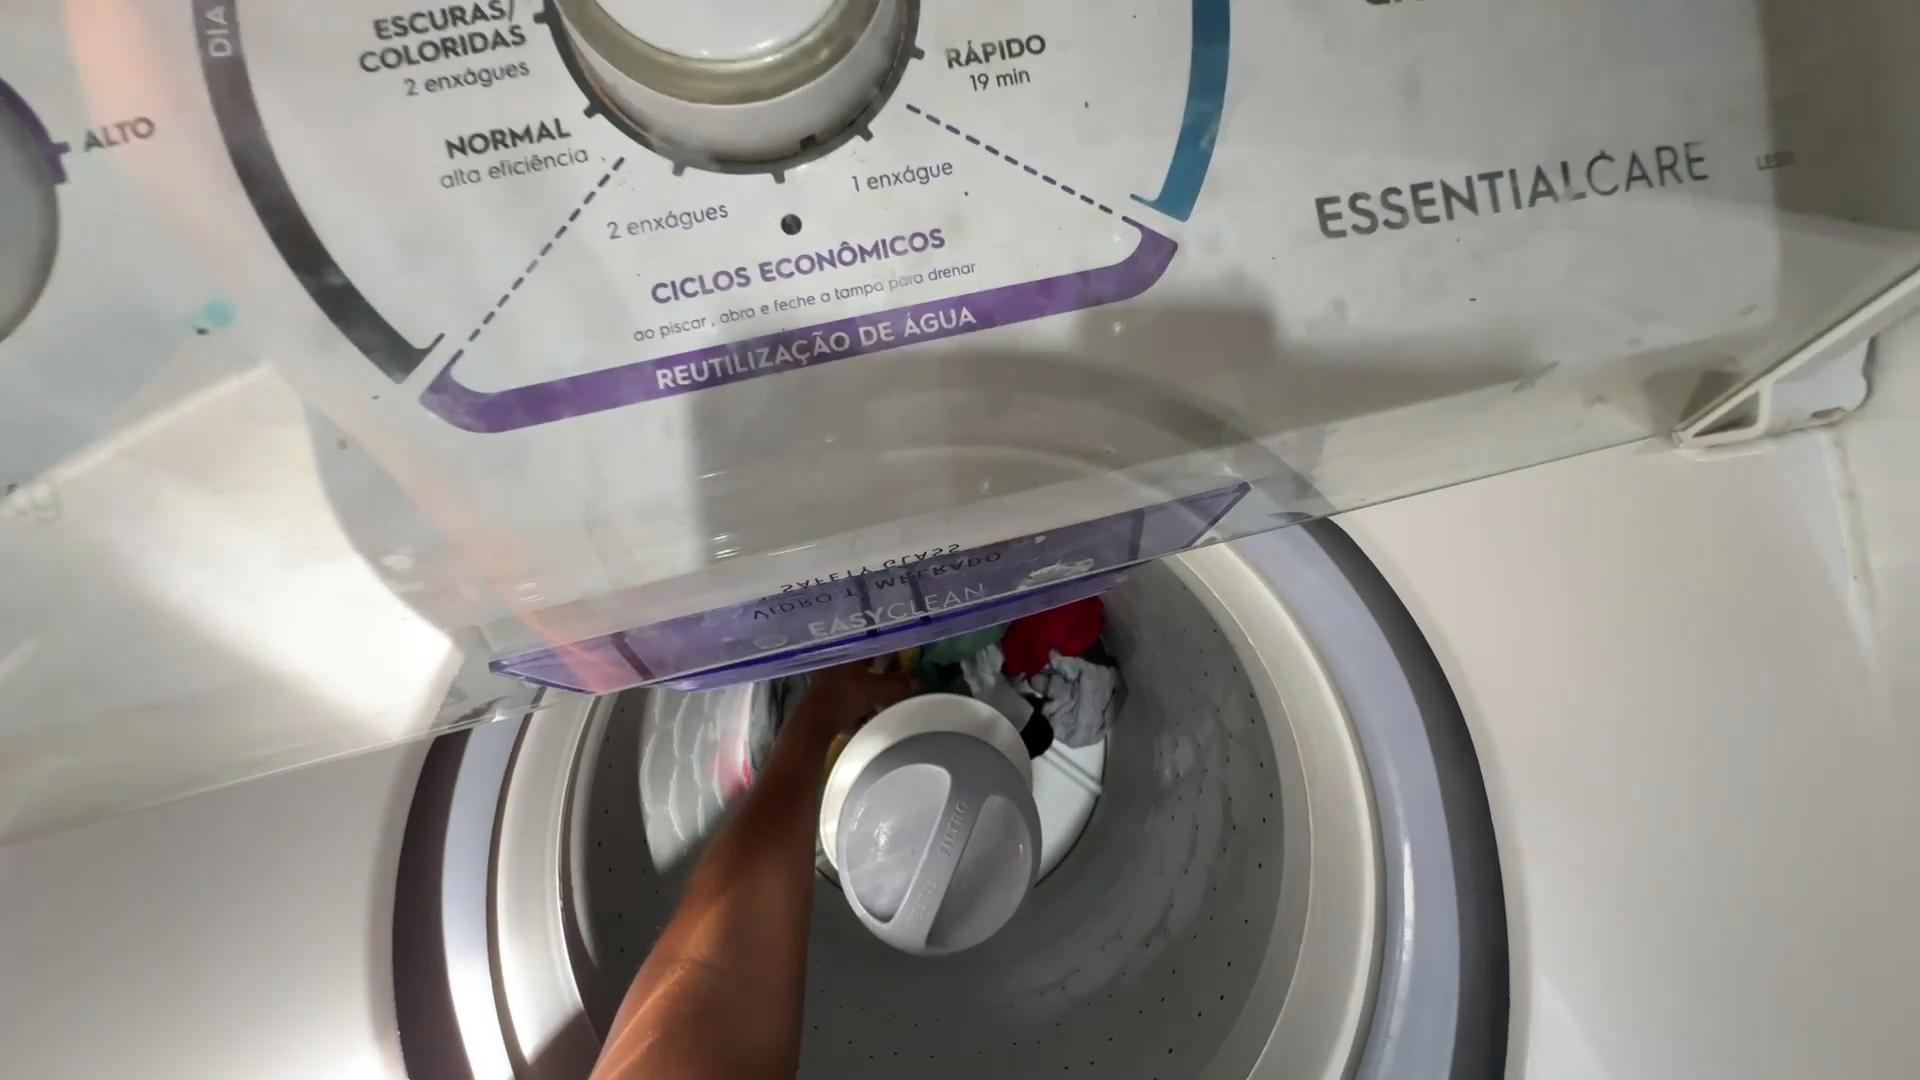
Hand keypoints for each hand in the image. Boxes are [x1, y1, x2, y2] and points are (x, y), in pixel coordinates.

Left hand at [790, 659, 914, 741]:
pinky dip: (855, 713)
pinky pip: (844, 706)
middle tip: (892, 688)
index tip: (898, 662)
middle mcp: (835, 667)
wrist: (814, 723)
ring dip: (866, 700)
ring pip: (853, 690)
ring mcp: (826, 686)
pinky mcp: (822, 705)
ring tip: (879, 710)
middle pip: (862, 671)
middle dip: (877, 680)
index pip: (870, 649)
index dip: (885, 655)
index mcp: (848, 656)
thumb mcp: (878, 690)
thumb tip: (917, 680)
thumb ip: (897, 685)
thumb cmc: (847, 697)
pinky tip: (863, 723)